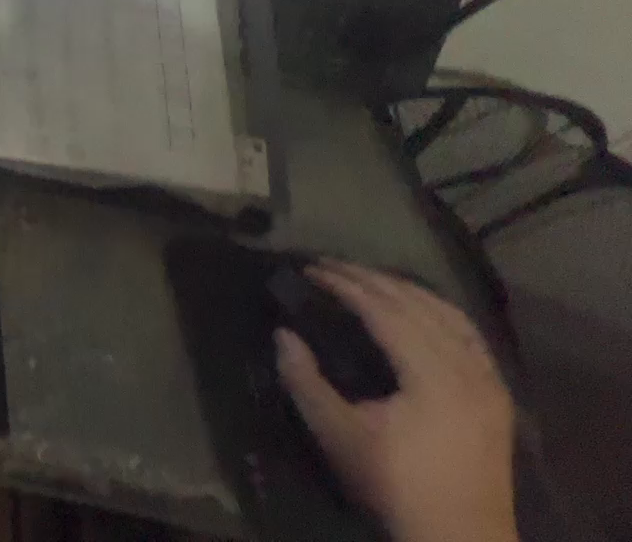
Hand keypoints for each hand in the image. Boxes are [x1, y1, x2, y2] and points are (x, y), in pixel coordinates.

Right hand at [276, 261, 516, 541]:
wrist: (459, 534)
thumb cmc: (393, 480)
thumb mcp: (335, 431)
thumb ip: (304, 378)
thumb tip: (283, 333)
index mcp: (434, 379)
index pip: (387, 313)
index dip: (346, 285)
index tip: (310, 269)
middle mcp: (470, 372)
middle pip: (419, 308)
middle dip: (371, 279)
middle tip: (328, 264)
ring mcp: (490, 384)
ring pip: (451, 317)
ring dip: (405, 290)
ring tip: (366, 277)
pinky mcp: (496, 396)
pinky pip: (469, 336)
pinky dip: (437, 311)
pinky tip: (415, 306)